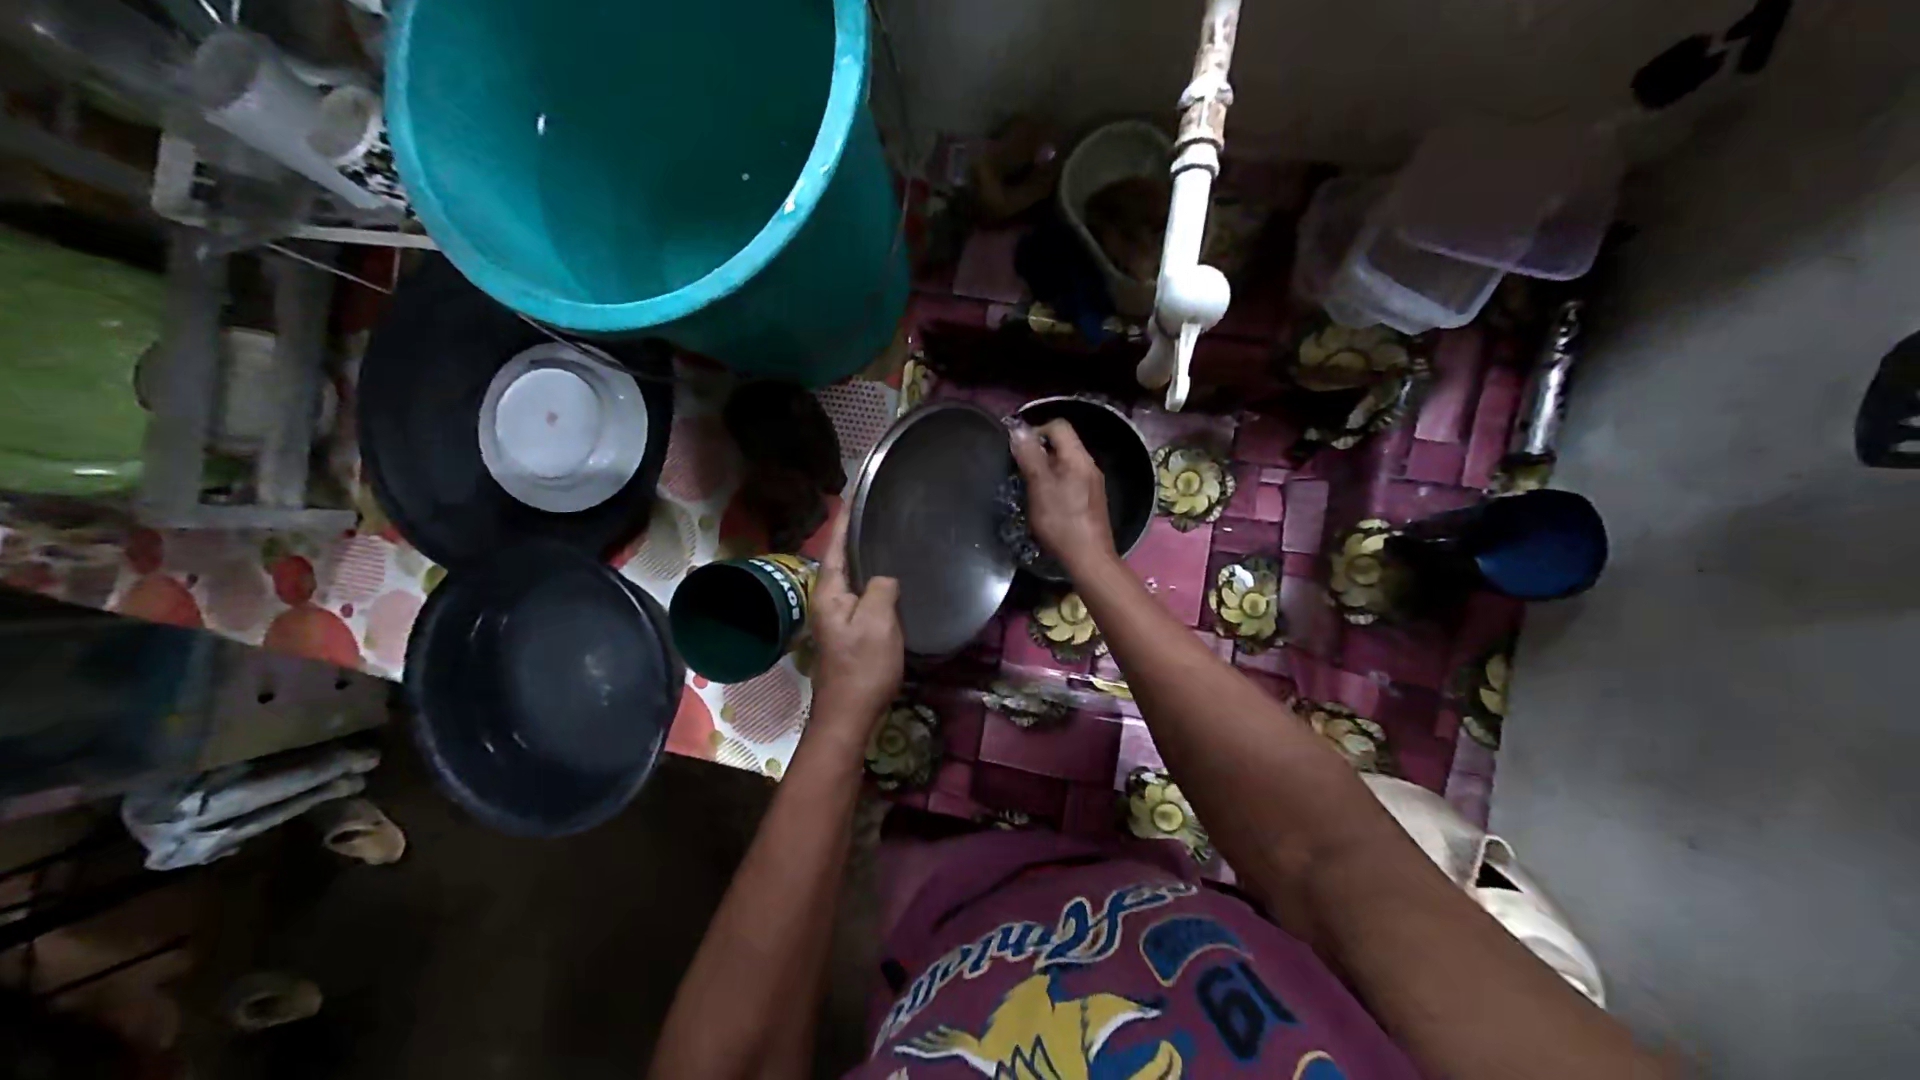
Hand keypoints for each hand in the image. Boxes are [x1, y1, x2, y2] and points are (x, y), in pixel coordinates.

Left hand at [807, 502, 903, 749]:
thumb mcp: (878, 621)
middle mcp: (827, 600)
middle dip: (855, 535)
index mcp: (828, 592)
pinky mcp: (849, 632)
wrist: (850, 713)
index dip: (844, 520)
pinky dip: (874, 582)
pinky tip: (890, 580)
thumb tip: (885, 579)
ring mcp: (836, 617)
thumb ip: (882, 588)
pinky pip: (862, 596)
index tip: (854, 494)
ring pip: (852, 578)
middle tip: (877, 512)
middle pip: (841, 559)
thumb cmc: (863, 666)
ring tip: (885, 537)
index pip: (835, 545)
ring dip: (865, 558)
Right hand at [1009, 419, 1115, 572]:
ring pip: (1065, 463)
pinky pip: (1071, 480)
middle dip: (1039, 452)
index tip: (1019, 450)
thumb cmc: (1061, 522)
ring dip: (1045, 469)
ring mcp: (1093, 483)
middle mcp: (1089, 465)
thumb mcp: (1040, 486)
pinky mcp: (1091, 500)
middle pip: (1062, 444)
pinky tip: (1046, 502)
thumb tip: (1019, 429)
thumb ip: (1030, 456)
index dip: (1036, 430)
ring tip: (1030, 486)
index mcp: (1078, 457)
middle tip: (1020, 470)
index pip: (1058, 426)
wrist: (1089, 558)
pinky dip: (1055, 483)